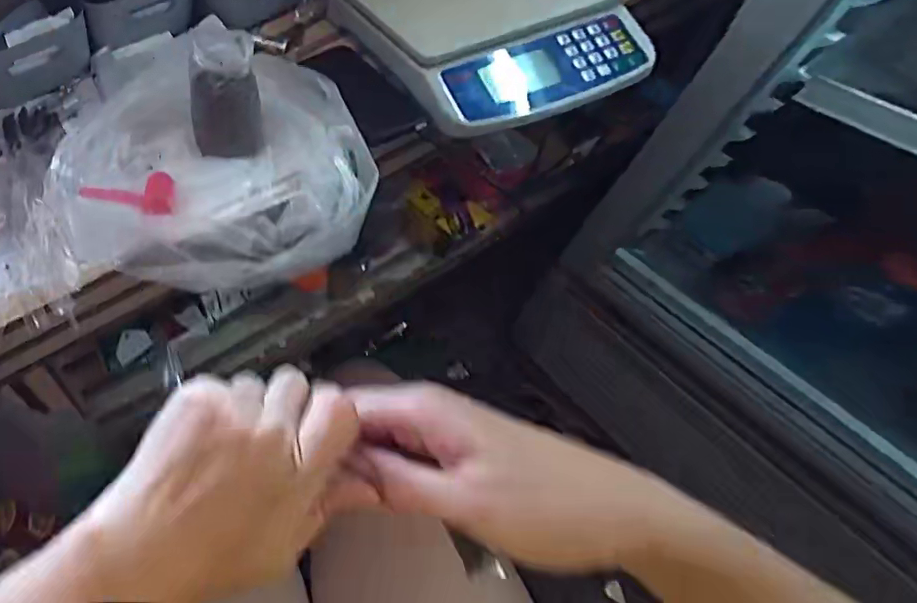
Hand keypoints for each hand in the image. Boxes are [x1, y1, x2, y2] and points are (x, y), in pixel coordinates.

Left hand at [75, 367, 376, 601]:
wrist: (146, 543)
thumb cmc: (211, 553)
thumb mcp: (283, 543)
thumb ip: (325, 501)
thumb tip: (362, 482)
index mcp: (296, 472)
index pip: (338, 407)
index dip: (330, 411)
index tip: (320, 421)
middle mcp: (266, 434)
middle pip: (296, 381)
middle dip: (287, 402)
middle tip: (269, 430)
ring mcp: (230, 409)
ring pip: (255, 380)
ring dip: (248, 402)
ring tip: (229, 439)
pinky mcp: (198, 394)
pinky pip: (220, 382)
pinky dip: (216, 402)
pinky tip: (205, 434)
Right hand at [346, 382, 699, 573]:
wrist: (621, 511)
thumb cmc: (545, 506)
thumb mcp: (465, 503)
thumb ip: (399, 482)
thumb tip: (341, 467)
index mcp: (421, 406)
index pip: (345, 405)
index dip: (316, 435)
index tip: (295, 471)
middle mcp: (424, 405)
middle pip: (357, 419)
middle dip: (333, 451)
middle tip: (312, 494)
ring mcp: (439, 424)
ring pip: (378, 436)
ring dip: (357, 463)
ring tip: (333, 499)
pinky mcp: (453, 444)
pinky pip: (402, 450)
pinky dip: (384, 471)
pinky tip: (374, 497)